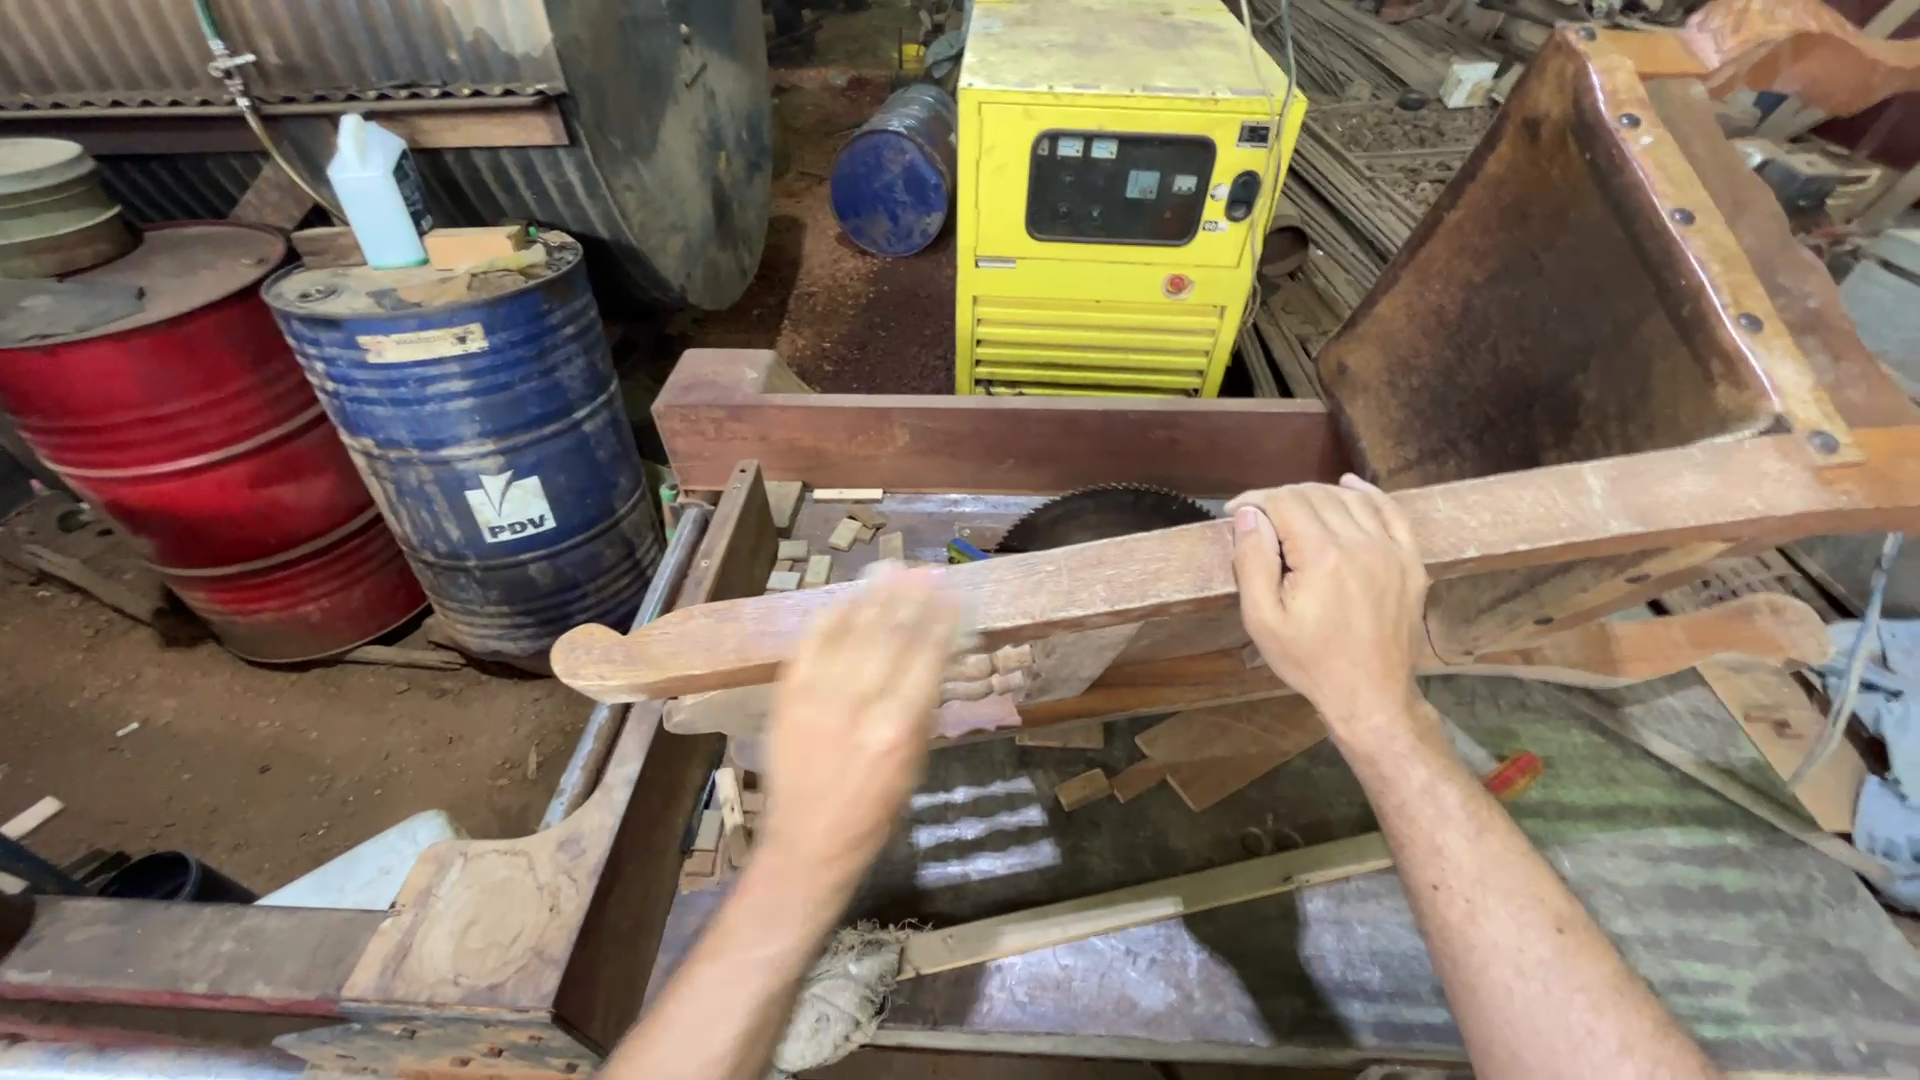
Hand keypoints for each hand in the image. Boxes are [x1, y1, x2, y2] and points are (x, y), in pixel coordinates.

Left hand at [760, 564, 962, 888]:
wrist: (806, 839)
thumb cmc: (874, 810)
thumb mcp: (915, 763)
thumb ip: (923, 707)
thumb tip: (935, 656)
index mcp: (897, 727)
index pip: (925, 657)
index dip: (941, 620)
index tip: (952, 593)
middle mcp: (857, 704)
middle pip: (889, 635)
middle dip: (911, 598)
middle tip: (925, 571)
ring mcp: (816, 695)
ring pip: (851, 631)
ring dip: (874, 596)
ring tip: (892, 569)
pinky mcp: (787, 695)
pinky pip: (812, 643)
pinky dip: (832, 616)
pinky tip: (849, 597)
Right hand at [1228, 474, 1431, 748]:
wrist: (1369, 695)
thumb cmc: (1308, 660)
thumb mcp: (1262, 619)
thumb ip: (1251, 561)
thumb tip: (1247, 515)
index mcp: (1321, 557)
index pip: (1283, 502)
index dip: (1253, 500)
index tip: (1234, 511)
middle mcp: (1360, 544)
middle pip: (1314, 495)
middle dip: (1280, 497)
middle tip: (1257, 517)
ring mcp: (1391, 551)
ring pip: (1349, 498)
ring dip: (1315, 494)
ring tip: (1291, 509)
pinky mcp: (1410, 562)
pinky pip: (1391, 511)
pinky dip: (1367, 493)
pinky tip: (1349, 486)